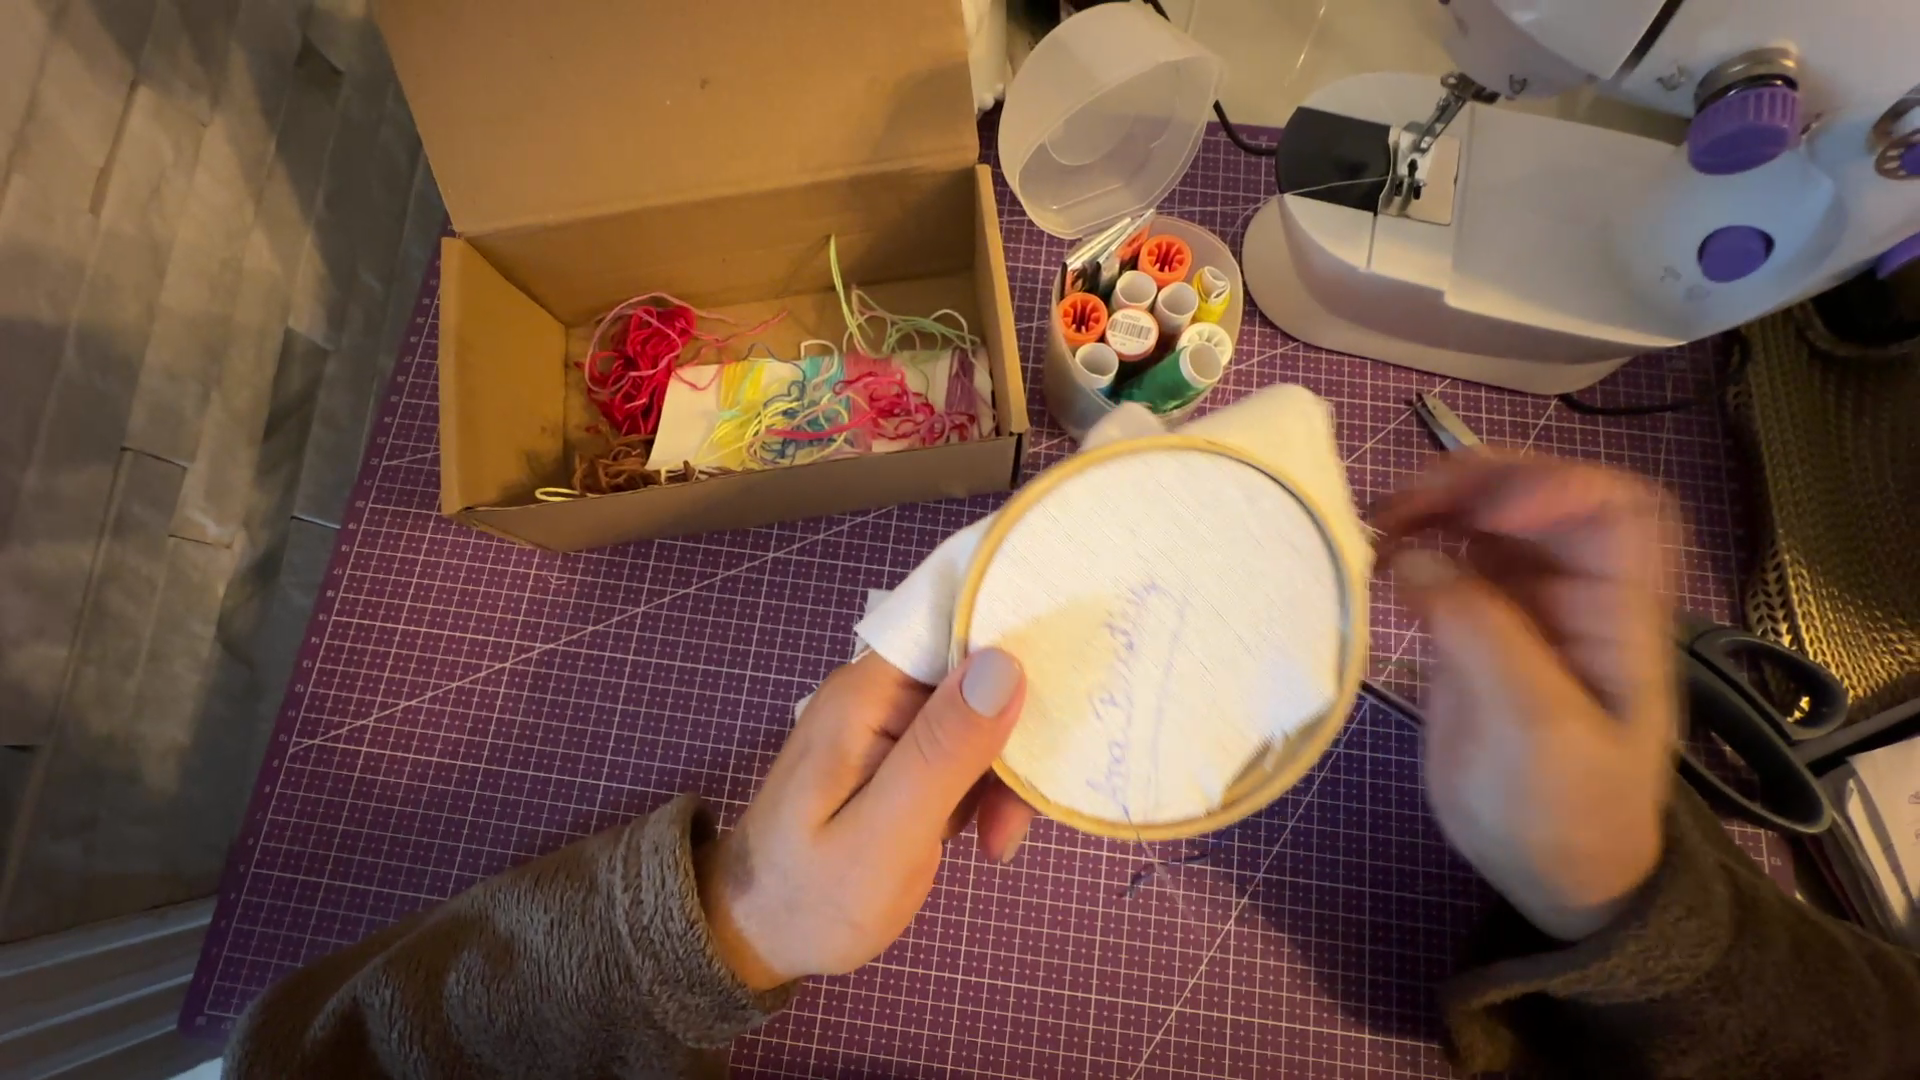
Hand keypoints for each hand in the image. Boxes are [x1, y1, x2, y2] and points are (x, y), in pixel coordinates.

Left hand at [696, 650, 1033, 989]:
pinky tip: (979, 835)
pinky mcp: (899, 751)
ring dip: (999, 774)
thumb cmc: (813, 895)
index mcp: (868, 692)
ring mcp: (888, 721)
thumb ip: (944, 750)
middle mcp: (879, 691)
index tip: (1059, 694)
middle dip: (1011, 737)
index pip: (952, 626)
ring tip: (994, 839)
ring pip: (978, 716)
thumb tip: (1004, 663)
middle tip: (1011, 819)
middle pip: (975, 676)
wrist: (757, 935)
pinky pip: (962, 747)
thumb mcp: (887, 833)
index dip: (1012, 644)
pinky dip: (981, 788)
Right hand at [1373, 455, 1678, 940]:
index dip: (1551, 486)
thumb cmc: (1561, 804)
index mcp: (1612, 610)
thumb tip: (1411, 559)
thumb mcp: (1534, 723)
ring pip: (1478, 522)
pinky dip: (1405, 548)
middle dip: (1467, 486)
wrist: (1541, 863)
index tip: (1479, 514)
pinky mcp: (1467, 626)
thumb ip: (1481, 632)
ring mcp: (1514, 607)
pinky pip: (1439, 563)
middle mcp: (1566, 593)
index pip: (1610, 509)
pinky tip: (1374, 561)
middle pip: (1531, 499)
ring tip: (1375, 526)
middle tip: (1398, 508)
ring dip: (1428, 509)